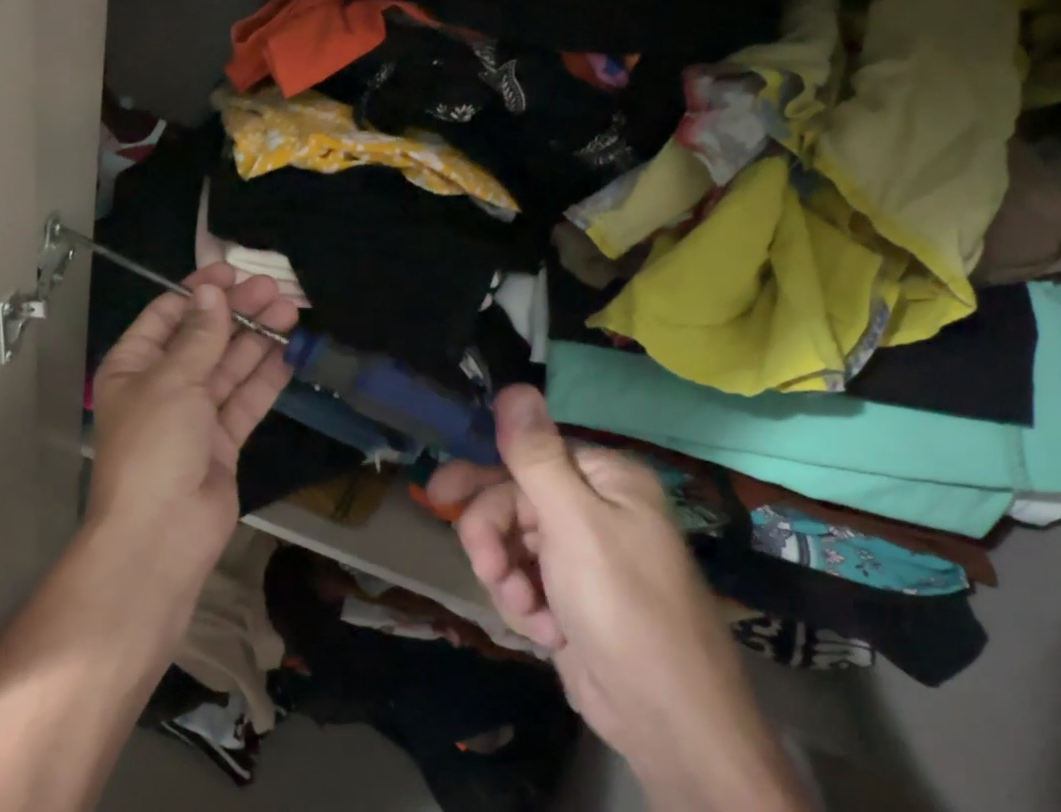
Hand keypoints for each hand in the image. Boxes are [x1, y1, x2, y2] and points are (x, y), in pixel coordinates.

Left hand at [89, 264, 297, 568]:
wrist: (161, 531)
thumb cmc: (154, 444)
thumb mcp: (172, 380)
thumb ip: (199, 336)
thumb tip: (210, 291)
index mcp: (132, 366)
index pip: (166, 316)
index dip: (198, 291)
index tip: (233, 271)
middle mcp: (160, 386)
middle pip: (202, 339)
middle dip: (236, 313)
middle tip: (275, 290)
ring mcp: (192, 416)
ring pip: (227, 368)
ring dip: (256, 340)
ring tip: (291, 311)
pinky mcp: (221, 442)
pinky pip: (244, 401)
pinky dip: (265, 378)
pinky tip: (290, 352)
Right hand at [437, 387, 791, 798]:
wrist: (665, 717)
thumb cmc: (624, 608)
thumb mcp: (573, 526)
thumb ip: (535, 456)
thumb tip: (513, 386)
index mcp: (605, 480)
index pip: (523, 457)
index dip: (481, 480)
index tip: (438, 497)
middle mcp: (595, 509)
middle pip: (509, 501)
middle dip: (493, 539)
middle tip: (489, 569)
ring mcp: (582, 555)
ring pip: (508, 544)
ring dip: (508, 578)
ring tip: (530, 613)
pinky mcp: (571, 595)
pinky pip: (521, 580)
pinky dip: (524, 605)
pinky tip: (546, 631)